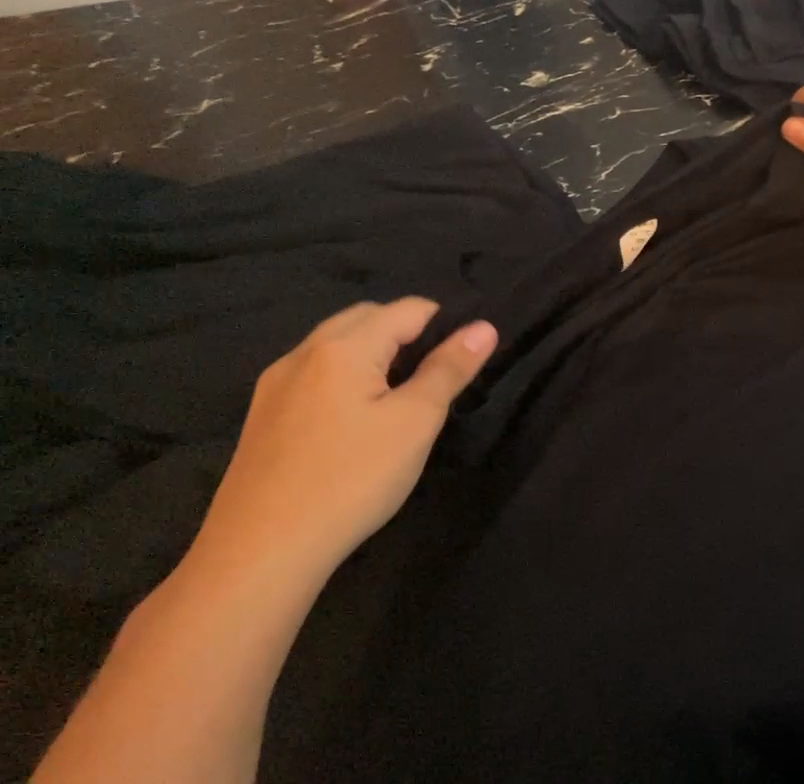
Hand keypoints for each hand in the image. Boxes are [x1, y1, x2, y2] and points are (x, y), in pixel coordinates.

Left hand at [194, 299, 496, 576]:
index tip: (467, 359)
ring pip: (337, 345)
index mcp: (342, 348)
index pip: (408, 309)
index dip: (446, 324)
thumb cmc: (352, 478)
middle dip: (409, 332)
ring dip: (376, 353)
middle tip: (440, 375)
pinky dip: (348, 376)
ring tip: (404, 396)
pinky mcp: (264, 416)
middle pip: (367, 318)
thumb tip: (484, 327)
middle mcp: (302, 354)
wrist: (262, 551)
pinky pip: (316, 373)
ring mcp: (275, 386)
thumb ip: (449, 369)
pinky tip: (360, 418)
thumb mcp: (415, 421)